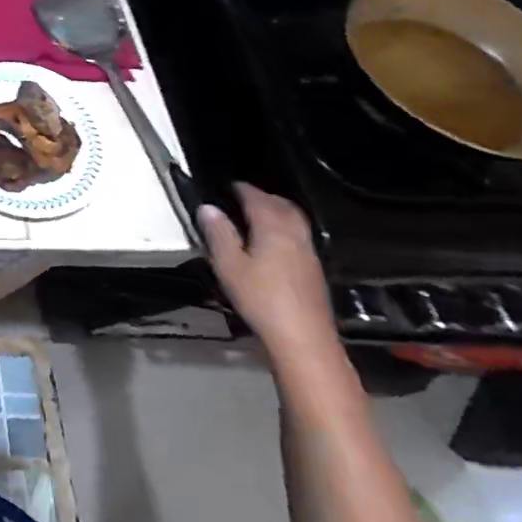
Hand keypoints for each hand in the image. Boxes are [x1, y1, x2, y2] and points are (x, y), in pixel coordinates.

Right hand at [199, 183, 335, 354]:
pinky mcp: (313, 269)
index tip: (231, 184)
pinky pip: (300, 235)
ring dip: (279, 211)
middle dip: (265, 197)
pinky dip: (286, 228)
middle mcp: (294, 234)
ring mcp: (308, 252)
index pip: (258, 199)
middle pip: (282, 206)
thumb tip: (208, 207)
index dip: (244, 189)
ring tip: (262, 214)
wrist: (302, 336)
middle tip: (246, 196)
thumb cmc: (261, 298)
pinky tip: (277, 242)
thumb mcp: (229, 266)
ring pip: (295, 220)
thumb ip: (219, 235)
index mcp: (273, 228)